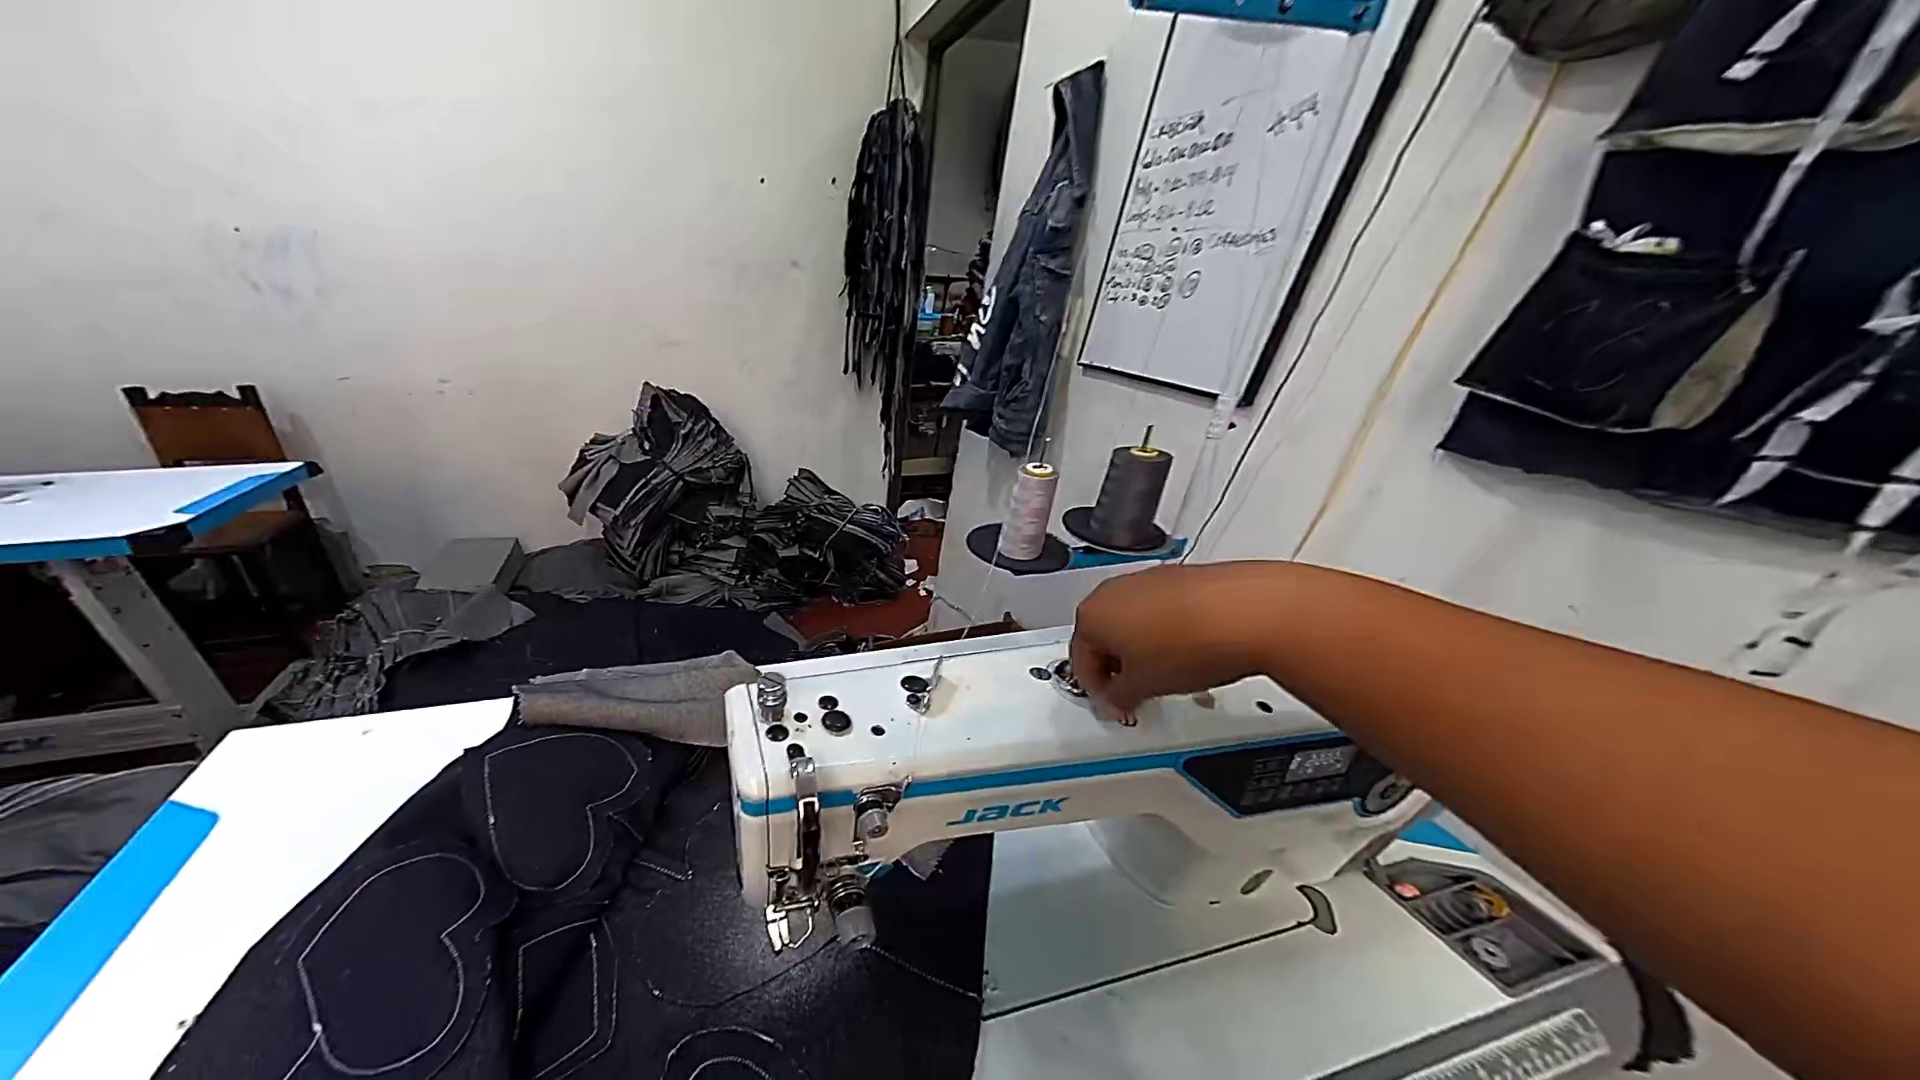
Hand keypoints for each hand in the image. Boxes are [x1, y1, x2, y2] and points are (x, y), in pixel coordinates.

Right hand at [1069, 562, 1285, 721]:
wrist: (1245, 614)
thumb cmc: (1192, 641)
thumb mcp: (1144, 687)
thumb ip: (1119, 697)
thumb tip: (1120, 696)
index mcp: (1092, 615)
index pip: (1079, 660)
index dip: (1096, 690)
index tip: (1112, 704)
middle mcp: (1113, 591)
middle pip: (1102, 636)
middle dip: (1115, 666)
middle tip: (1133, 692)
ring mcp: (1145, 581)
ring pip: (1129, 621)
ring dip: (1139, 649)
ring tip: (1164, 675)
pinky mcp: (1176, 578)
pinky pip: (1156, 609)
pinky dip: (1162, 632)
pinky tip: (1185, 652)